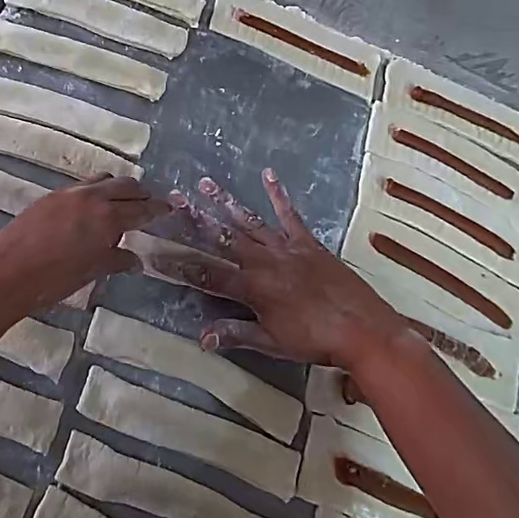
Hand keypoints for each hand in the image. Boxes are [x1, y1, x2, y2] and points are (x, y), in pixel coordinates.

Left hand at [0, 175, 169, 312]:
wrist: (6, 274)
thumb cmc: (54, 279)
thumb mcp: (92, 271)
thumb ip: (117, 260)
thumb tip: (136, 260)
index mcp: (108, 217)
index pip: (143, 209)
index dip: (159, 208)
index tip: (170, 208)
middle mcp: (92, 198)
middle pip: (126, 186)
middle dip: (141, 195)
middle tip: (148, 206)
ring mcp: (70, 193)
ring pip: (104, 180)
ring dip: (118, 188)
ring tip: (121, 203)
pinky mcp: (51, 196)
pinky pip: (83, 185)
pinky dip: (96, 191)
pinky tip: (92, 208)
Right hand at [161, 169, 404, 369]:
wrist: (361, 327)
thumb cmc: (314, 340)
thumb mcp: (272, 342)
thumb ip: (237, 334)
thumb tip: (202, 337)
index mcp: (253, 288)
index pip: (207, 275)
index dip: (180, 265)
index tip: (157, 252)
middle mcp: (265, 261)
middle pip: (223, 238)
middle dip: (196, 218)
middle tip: (175, 197)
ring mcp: (287, 248)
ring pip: (250, 222)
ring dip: (227, 202)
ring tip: (206, 183)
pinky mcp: (308, 242)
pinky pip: (289, 215)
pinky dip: (278, 195)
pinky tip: (268, 174)